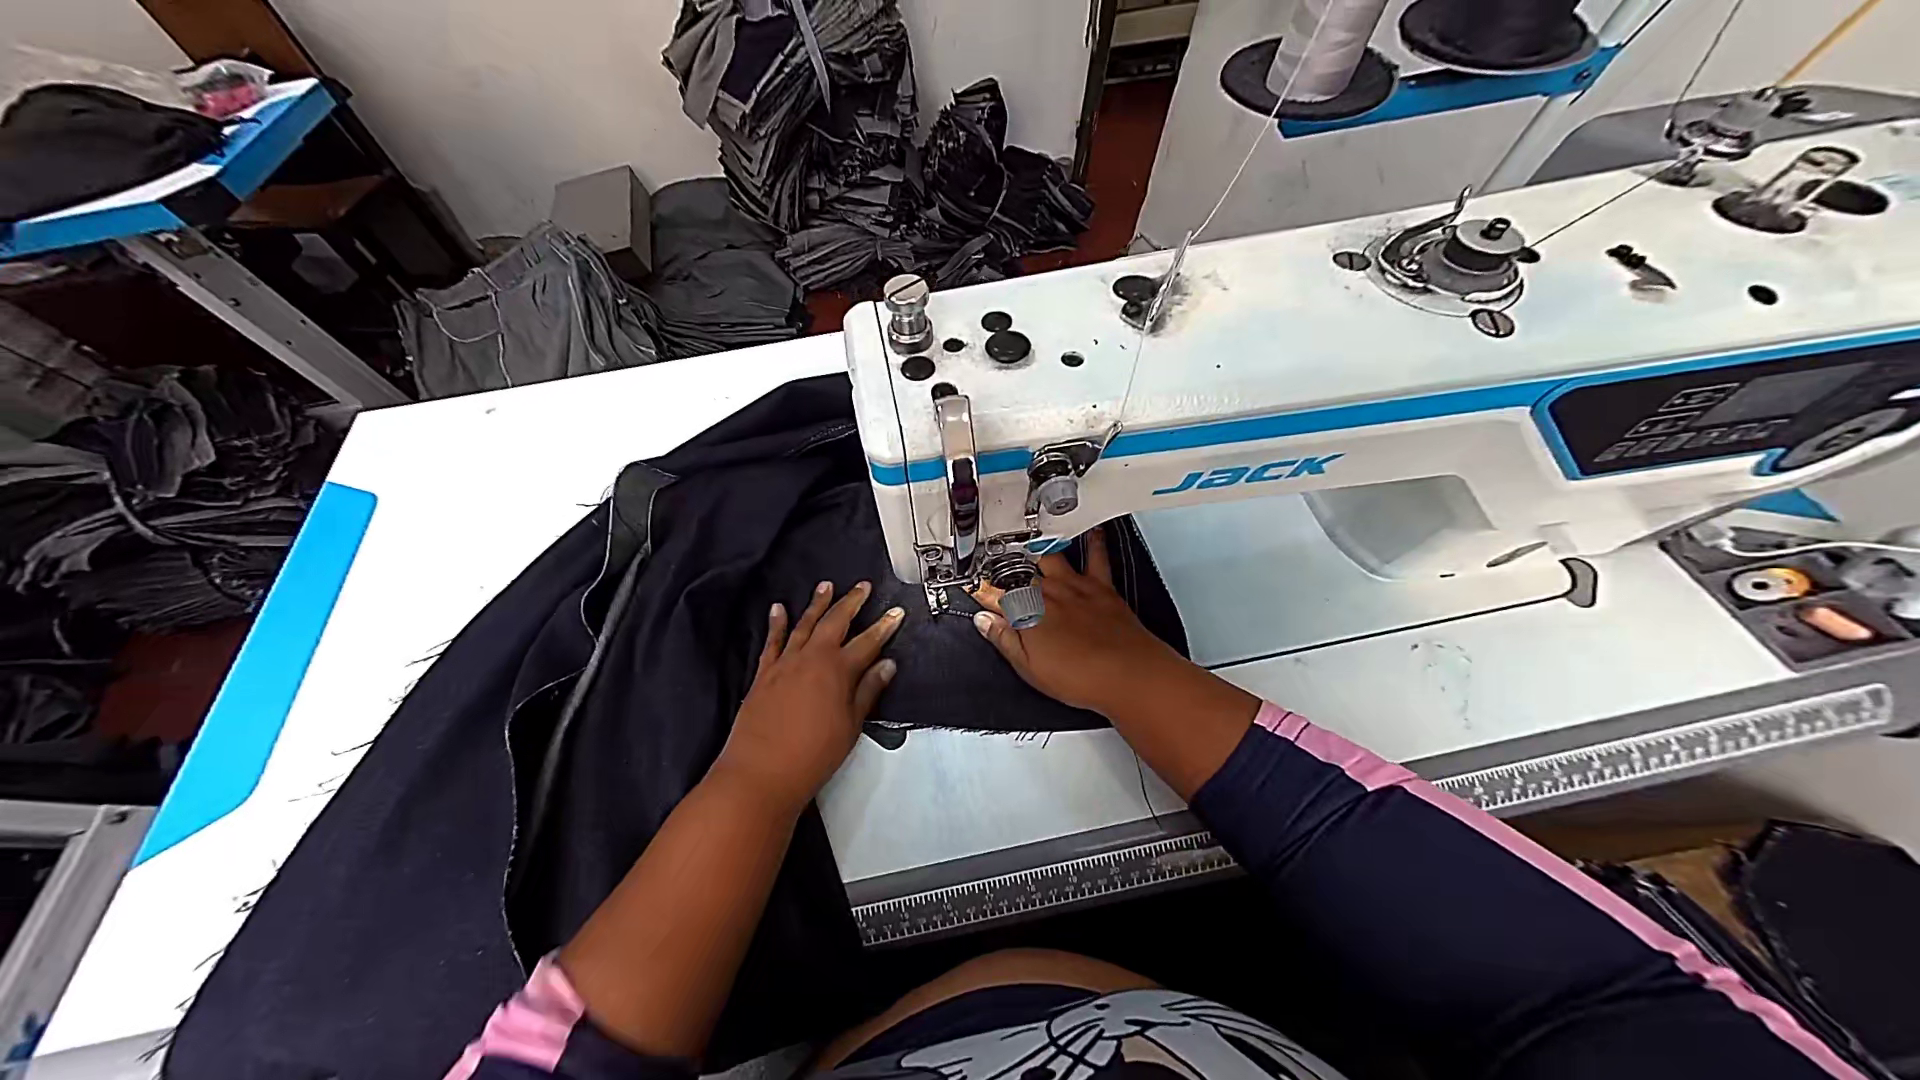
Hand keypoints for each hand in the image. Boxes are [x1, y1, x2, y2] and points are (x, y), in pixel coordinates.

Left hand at [715, 581, 903, 810]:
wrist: (761, 772)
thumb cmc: (813, 754)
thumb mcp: (851, 725)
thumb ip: (868, 691)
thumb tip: (887, 665)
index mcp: (837, 670)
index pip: (868, 642)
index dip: (884, 626)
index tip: (896, 613)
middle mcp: (811, 658)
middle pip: (835, 622)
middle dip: (852, 602)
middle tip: (863, 587)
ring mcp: (785, 664)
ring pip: (804, 624)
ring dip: (817, 604)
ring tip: (826, 586)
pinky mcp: (764, 674)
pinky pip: (772, 641)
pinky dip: (777, 623)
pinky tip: (778, 609)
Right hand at [974, 527, 1259, 797]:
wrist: (1128, 675)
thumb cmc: (1082, 677)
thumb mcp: (1030, 668)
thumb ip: (1004, 640)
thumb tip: (984, 623)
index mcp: (1027, 614)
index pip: (995, 598)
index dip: (983, 594)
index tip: (976, 591)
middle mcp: (1049, 594)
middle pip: (1019, 576)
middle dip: (1006, 576)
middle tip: (999, 576)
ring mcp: (1075, 587)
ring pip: (1049, 559)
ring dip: (1036, 555)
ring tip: (1027, 551)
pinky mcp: (1101, 587)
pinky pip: (1096, 556)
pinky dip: (1094, 541)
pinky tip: (1091, 531)